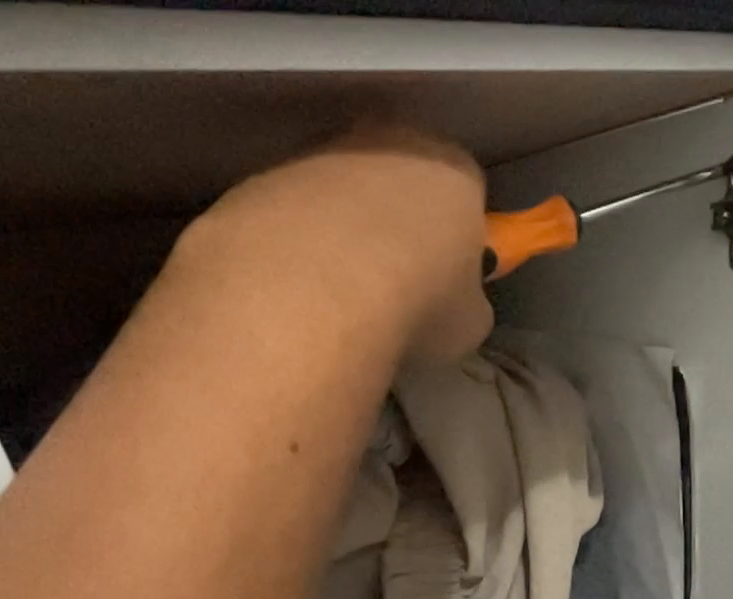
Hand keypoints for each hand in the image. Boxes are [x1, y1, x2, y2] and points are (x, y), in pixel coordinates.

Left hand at [178, 125, 493, 365]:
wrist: (311, 288)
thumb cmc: (417, 302)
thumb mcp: (468, 323)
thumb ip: (467, 302)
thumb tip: (455, 306)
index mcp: (453, 169)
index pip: (467, 191)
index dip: (459, 236)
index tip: (448, 276)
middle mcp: (389, 141)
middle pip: (401, 180)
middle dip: (400, 225)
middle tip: (396, 286)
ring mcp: (321, 154)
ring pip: (343, 193)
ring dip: (345, 233)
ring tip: (340, 296)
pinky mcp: (264, 177)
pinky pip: (294, 213)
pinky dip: (299, 245)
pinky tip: (300, 290)